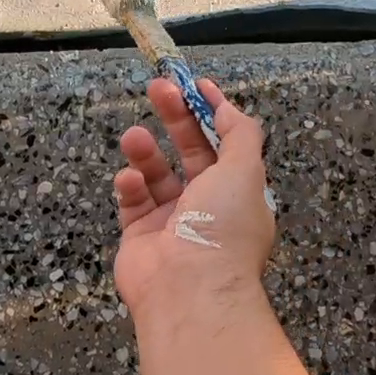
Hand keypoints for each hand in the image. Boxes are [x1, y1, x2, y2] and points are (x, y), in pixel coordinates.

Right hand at [113, 78, 275, 322]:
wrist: (189, 289)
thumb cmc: (223, 227)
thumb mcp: (245, 170)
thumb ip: (240, 132)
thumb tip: (227, 106)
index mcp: (238, 192)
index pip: (225, 143)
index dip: (211, 113)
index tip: (193, 85)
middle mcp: (207, 206)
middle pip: (190, 151)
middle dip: (175, 118)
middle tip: (157, 87)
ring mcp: (172, 222)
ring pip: (156, 174)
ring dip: (145, 151)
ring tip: (133, 137)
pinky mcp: (140, 236)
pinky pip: (133, 202)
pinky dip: (130, 187)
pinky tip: (129, 180)